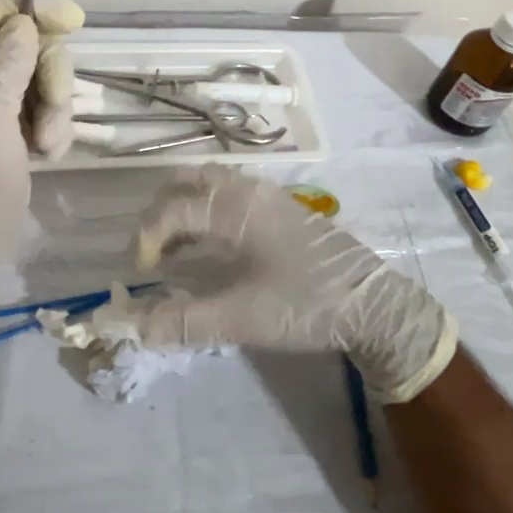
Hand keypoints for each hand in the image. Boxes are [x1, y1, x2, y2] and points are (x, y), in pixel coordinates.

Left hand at [0, 0, 83, 300]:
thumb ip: (7, 67)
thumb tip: (23, 20)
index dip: (31, 11)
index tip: (70, 22)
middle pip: (29, 46)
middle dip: (50, 78)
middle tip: (51, 110)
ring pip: (44, 79)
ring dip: (55, 111)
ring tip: (46, 146)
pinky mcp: (16, 128)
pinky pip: (47, 109)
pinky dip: (53, 130)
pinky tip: (46, 155)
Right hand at [124, 165, 457, 402]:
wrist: (374, 305)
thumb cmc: (307, 305)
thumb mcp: (243, 319)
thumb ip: (187, 321)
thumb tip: (138, 329)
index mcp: (237, 208)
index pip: (174, 208)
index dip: (147, 237)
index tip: (140, 272)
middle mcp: (250, 191)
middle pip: (189, 183)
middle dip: (161, 213)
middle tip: (151, 253)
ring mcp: (269, 197)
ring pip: (211, 185)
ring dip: (184, 210)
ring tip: (174, 252)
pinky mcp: (283, 210)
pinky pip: (231, 195)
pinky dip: (207, 212)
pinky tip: (210, 247)